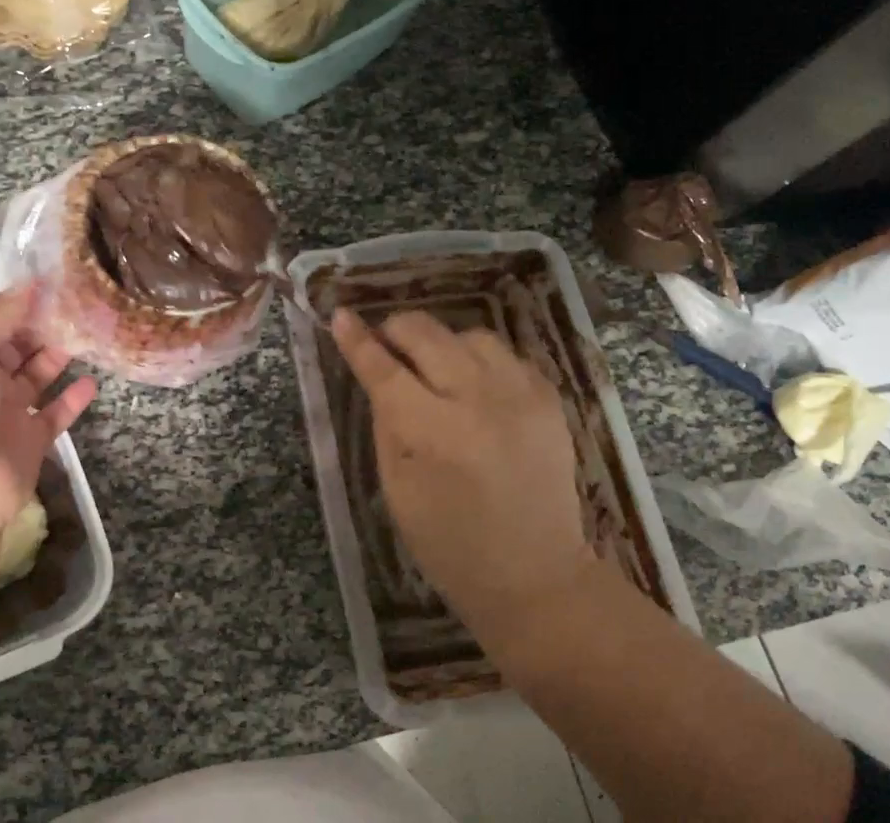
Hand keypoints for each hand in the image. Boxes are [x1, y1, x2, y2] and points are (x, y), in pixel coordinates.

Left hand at [0, 284, 97, 586]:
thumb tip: (30, 284)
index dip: (19, 302)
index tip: (57, 281)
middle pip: (14, 346)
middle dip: (43, 325)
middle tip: (83, 302)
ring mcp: (2, 415)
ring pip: (35, 376)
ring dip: (58, 355)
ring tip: (91, 333)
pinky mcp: (28, 443)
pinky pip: (54, 413)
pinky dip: (72, 398)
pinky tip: (91, 381)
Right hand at [331, 308, 592, 635]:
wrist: (535, 575)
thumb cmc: (448, 542)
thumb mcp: (396, 488)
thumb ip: (386, 422)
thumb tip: (377, 373)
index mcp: (433, 432)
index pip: (384, 368)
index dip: (357, 339)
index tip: (340, 314)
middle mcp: (479, 401)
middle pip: (427, 334)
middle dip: (396, 329)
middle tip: (384, 343)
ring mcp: (521, 396)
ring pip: (470, 335)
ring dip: (442, 343)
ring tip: (434, 369)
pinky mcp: (550, 399)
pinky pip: (506, 355)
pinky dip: (480, 361)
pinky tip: (473, 386)